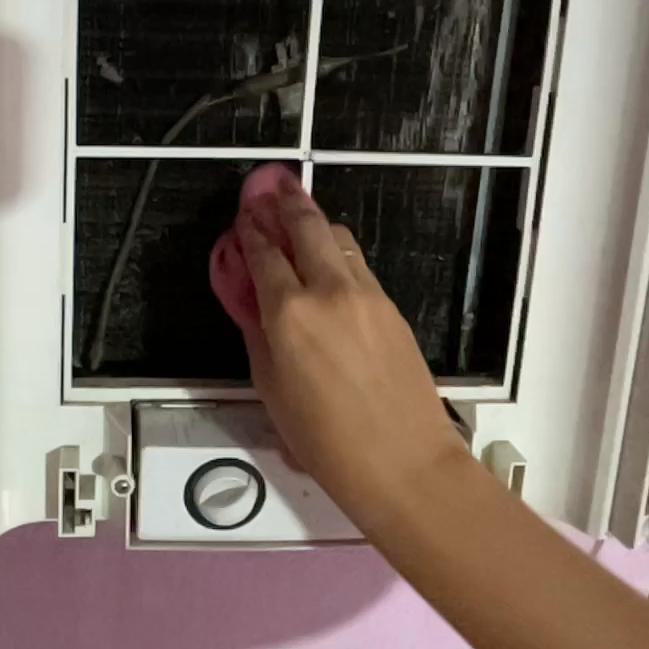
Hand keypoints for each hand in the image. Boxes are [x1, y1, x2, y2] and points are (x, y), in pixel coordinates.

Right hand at [210, 165, 470, 523]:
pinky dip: (337, 250)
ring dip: (314, 221)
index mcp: (290, 314)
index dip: (249, 231)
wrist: (406, 463)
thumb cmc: (328, 441)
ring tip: (299, 214)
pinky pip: (357, 262)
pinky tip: (327, 257)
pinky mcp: (390, 305)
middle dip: (285, 201)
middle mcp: (328, 291)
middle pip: (305, 225)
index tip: (242, 217)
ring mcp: (365, 294)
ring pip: (337, 237)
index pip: (263, 254)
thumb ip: (256, 331)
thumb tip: (247, 296)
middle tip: (271, 186)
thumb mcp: (272, 387)